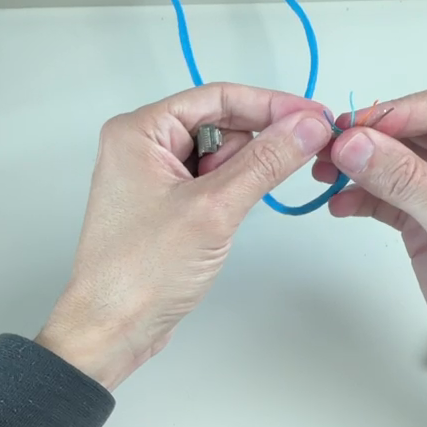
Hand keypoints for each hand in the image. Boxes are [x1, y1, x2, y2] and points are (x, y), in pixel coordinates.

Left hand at [39, 83, 334, 389]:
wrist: (112, 329)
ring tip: (231, 213)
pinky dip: (227, 196)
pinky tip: (227, 220)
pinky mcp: (161, 209)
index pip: (217, 97)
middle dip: (254, 146)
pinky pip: (205, 186)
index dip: (270, 105)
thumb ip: (264, 162)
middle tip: (289, 168)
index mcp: (139, 132)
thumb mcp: (213, 209)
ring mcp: (149, 180)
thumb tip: (308, 126)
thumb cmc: (143, 272)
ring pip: (215, 158)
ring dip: (240, 176)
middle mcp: (140, 148)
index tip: (314, 119)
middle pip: (218, 125)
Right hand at [316, 85, 426, 426]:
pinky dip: (362, 198)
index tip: (357, 127)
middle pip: (418, 130)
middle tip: (331, 148)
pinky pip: (387, 195)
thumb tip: (356, 144)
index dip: (402, 112)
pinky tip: (341, 204)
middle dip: (373, 138)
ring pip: (398, 161)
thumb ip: (405, 179)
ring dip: (361, 166)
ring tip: (326, 174)